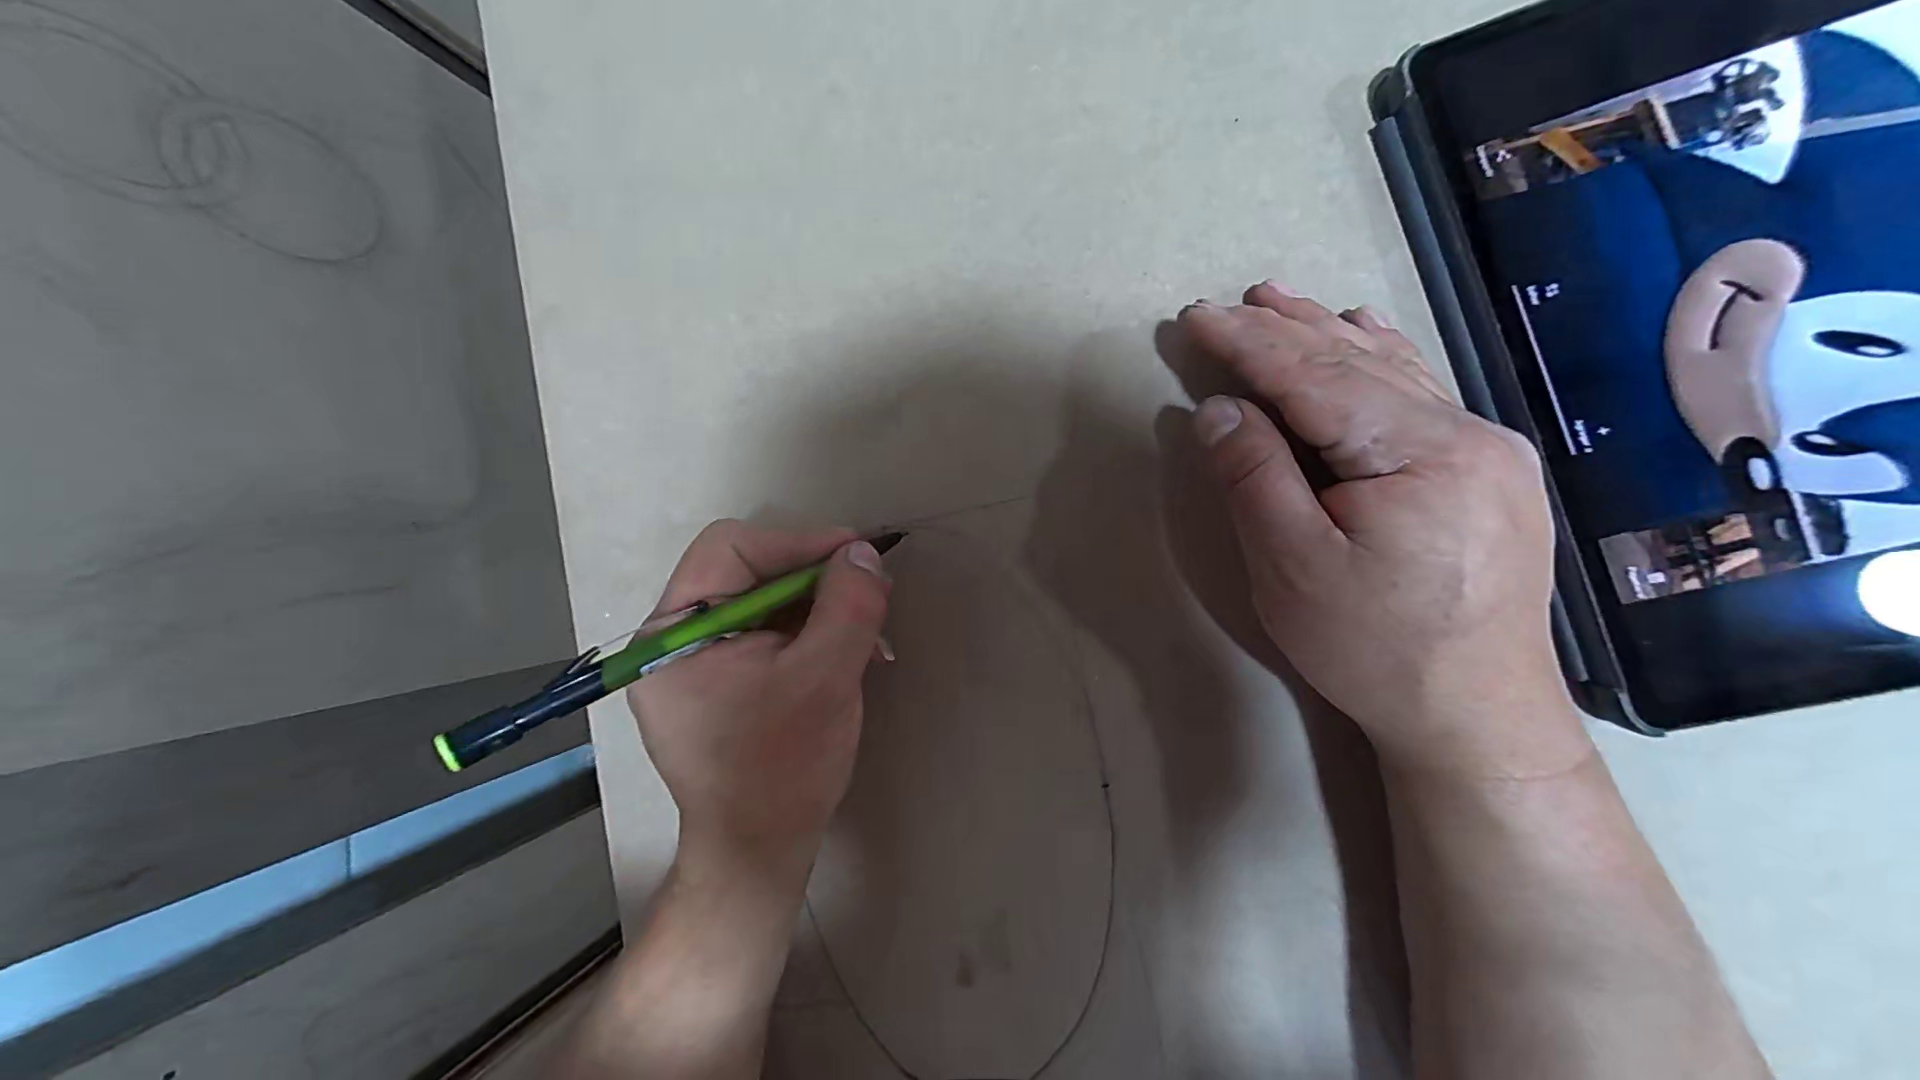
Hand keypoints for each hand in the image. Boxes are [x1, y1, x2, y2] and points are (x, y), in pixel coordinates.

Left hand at [627, 520, 891, 881]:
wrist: (759, 853)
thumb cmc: (782, 768)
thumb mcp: (825, 678)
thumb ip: (848, 606)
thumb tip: (864, 552)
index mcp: (674, 633)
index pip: (731, 550)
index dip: (798, 543)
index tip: (856, 557)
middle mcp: (674, 640)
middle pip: (750, 573)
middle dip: (817, 580)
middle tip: (872, 592)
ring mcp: (696, 664)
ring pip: (766, 604)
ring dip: (823, 610)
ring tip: (871, 634)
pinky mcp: (721, 684)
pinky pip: (768, 636)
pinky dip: (812, 635)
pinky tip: (850, 653)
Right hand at [1179, 282, 1591, 778]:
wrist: (1476, 716)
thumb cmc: (1372, 647)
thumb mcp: (1291, 567)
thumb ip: (1254, 478)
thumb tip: (1219, 408)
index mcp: (1418, 453)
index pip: (1314, 378)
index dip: (1249, 345)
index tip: (1198, 317)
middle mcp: (1466, 435)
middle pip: (1358, 364)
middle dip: (1287, 329)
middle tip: (1234, 300)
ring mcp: (1487, 453)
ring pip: (1394, 373)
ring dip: (1331, 336)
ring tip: (1285, 303)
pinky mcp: (1489, 476)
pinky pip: (1422, 397)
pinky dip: (1380, 361)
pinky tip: (1367, 337)